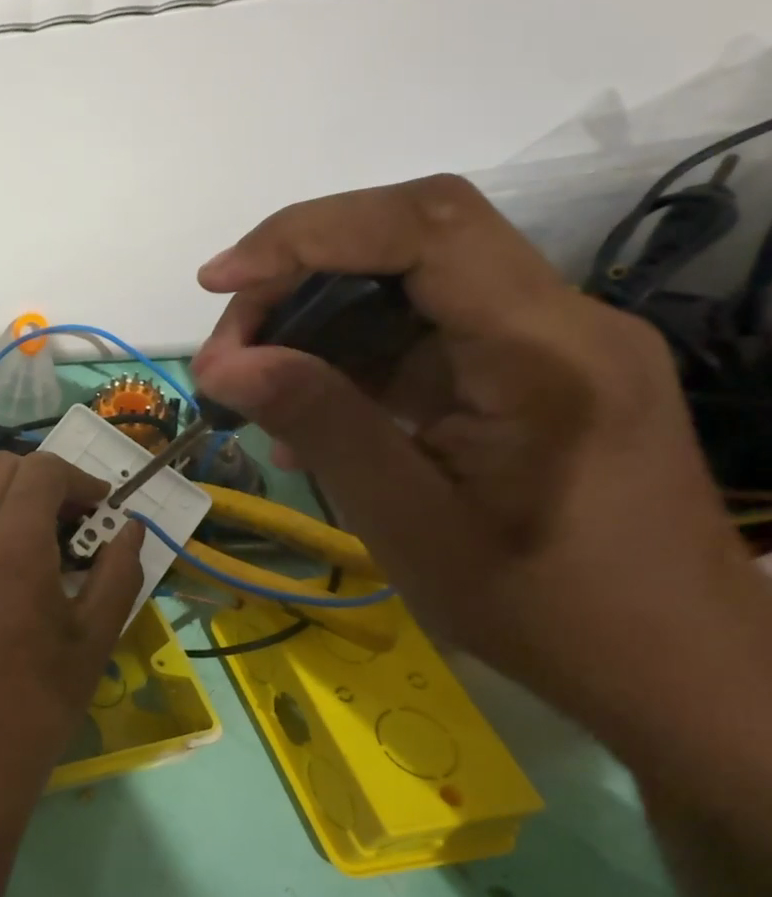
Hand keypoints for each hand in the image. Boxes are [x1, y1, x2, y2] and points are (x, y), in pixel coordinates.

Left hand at [0, 452, 146, 791]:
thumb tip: (131, 530)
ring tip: (25, 535)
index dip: (79, 479)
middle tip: (70, 522)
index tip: (100, 508)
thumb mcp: (95, 635)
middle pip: (1, 467)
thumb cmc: (40, 699)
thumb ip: (118, 571)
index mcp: (12, 542)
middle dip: (42, 482)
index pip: (42, 471)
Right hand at [190, 175, 763, 734]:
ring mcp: (552, 342)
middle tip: (226, 358)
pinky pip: (425, 335)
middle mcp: (561, 321)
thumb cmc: (545, 609)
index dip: (308, 234)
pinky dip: (350, 359)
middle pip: (408, 244)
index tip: (219, 282)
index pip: (427, 229)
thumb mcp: (409, 523)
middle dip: (296, 281)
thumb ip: (321, 424)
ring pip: (406, 286)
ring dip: (313, 322)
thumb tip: (222, 363)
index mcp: (545, 352)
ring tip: (250, 388)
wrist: (677, 667)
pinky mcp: (533, 370)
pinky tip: (307, 415)